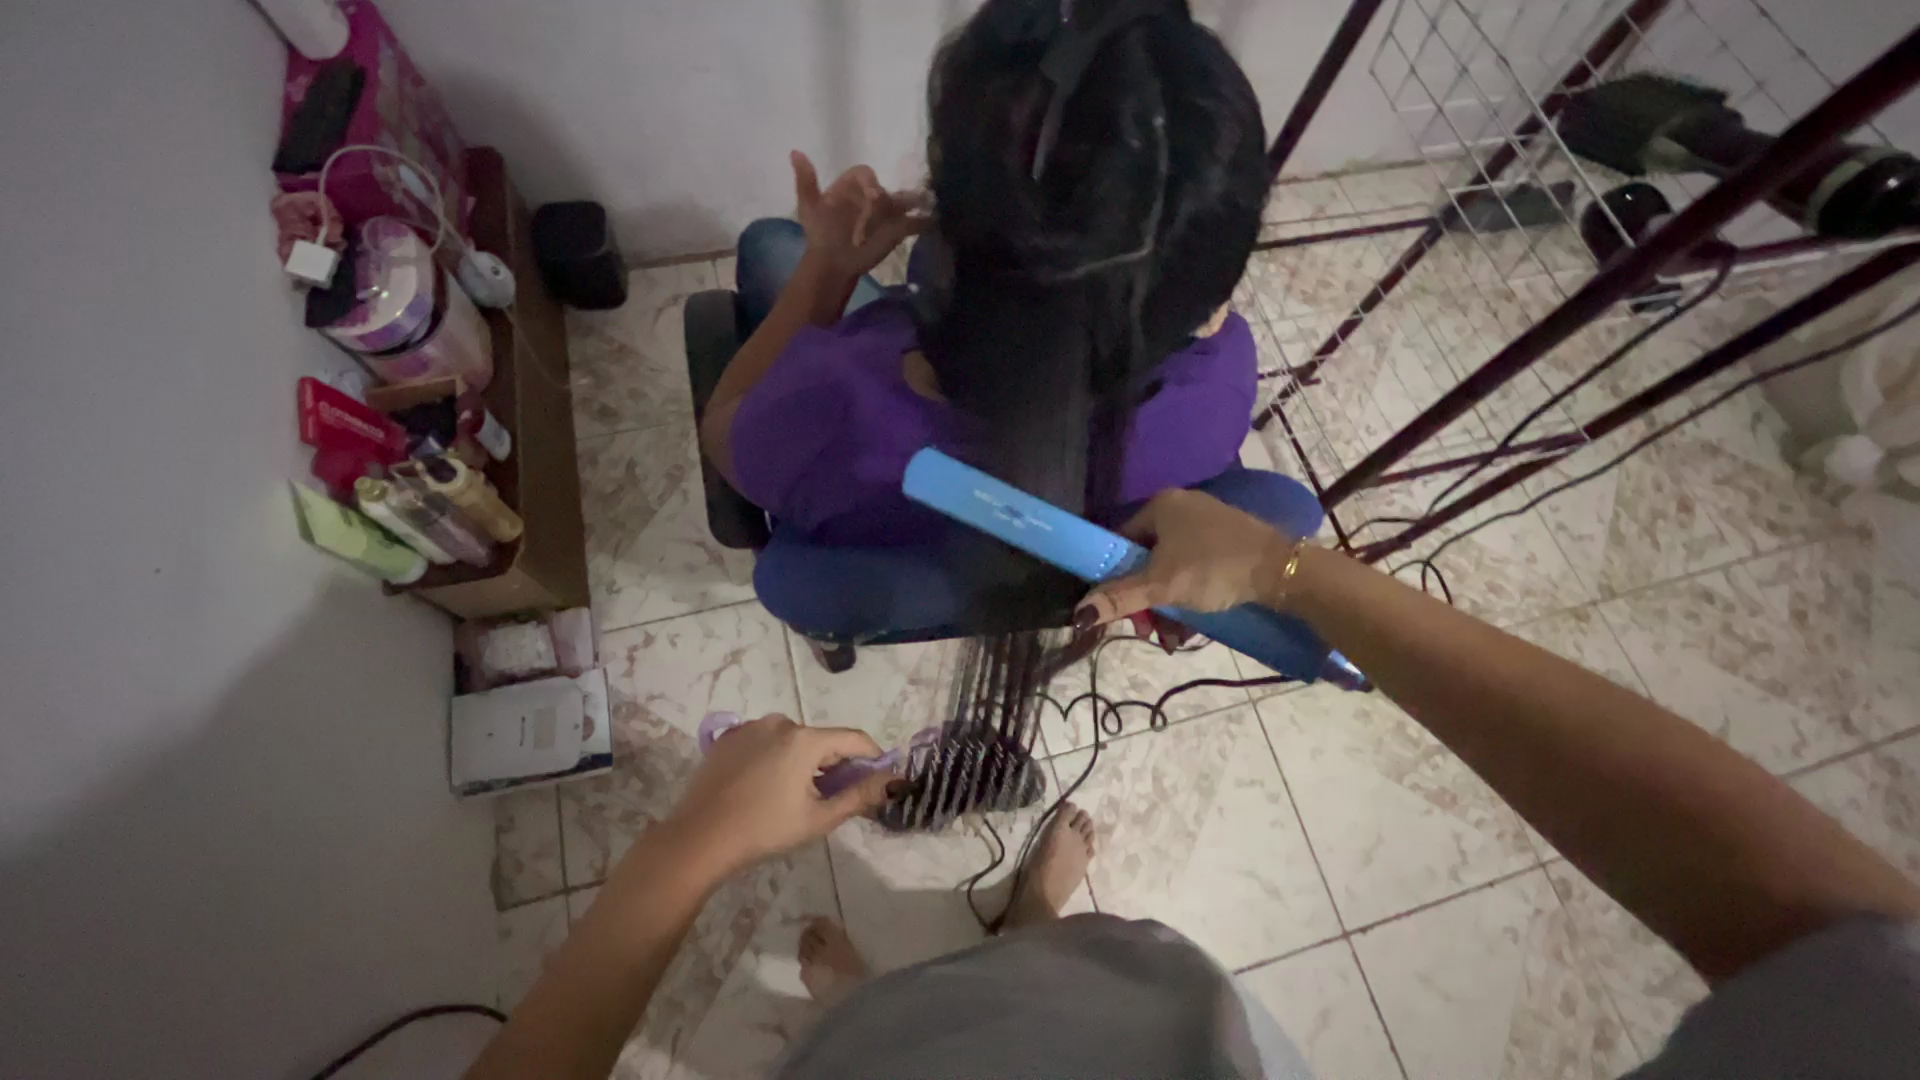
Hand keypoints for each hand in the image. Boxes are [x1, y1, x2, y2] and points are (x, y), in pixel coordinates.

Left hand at [667, 714, 893, 876]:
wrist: (698, 839)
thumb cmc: (764, 830)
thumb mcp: (818, 818)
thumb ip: (859, 795)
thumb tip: (893, 780)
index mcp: (805, 739)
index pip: (854, 739)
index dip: (872, 757)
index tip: (878, 778)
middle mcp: (780, 723)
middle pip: (822, 739)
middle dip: (834, 763)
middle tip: (834, 796)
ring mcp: (751, 727)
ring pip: (793, 740)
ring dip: (803, 760)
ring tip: (795, 795)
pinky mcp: (728, 738)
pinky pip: (765, 742)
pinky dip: (774, 758)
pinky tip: (764, 787)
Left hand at [791, 150, 928, 279]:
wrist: (832, 262)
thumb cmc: (820, 233)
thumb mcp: (809, 207)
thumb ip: (806, 182)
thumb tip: (795, 152)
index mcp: (852, 185)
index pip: (866, 174)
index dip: (870, 183)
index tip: (873, 198)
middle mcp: (872, 196)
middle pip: (887, 189)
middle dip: (893, 197)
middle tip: (901, 205)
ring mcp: (886, 214)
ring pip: (904, 202)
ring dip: (917, 201)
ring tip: (930, 200)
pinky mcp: (897, 231)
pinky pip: (913, 223)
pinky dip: (924, 221)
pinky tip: (934, 219)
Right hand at [1076, 490, 1298, 624]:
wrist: (1283, 572)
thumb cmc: (1215, 568)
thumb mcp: (1162, 586)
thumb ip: (1120, 598)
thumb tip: (1079, 615)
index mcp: (1161, 506)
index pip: (1120, 541)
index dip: (1115, 577)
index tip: (1123, 609)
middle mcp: (1182, 508)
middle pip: (1146, 560)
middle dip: (1146, 600)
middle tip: (1151, 629)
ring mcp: (1208, 525)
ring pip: (1172, 570)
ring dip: (1167, 605)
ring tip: (1174, 635)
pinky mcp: (1229, 543)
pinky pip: (1196, 570)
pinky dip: (1190, 597)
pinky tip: (1192, 625)